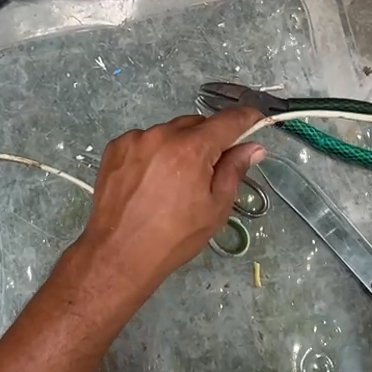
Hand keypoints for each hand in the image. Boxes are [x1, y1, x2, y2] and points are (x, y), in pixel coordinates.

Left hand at [69, 110, 265, 303]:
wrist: (119, 252)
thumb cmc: (174, 236)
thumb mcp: (215, 208)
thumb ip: (234, 170)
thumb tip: (253, 147)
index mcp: (191, 149)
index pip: (227, 121)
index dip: (246, 118)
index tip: (255, 120)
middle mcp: (162, 134)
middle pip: (196, 124)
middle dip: (209, 140)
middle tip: (210, 169)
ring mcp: (135, 138)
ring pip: (169, 131)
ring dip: (179, 145)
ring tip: (174, 181)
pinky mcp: (116, 146)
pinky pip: (145, 140)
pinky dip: (154, 152)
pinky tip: (150, 180)